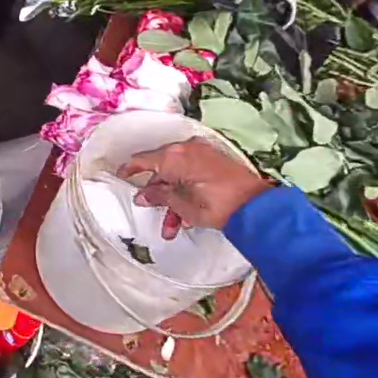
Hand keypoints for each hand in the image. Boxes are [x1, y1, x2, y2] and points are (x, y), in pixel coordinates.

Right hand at [118, 137, 270, 239]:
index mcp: (174, 156)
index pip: (143, 159)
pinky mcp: (214, 161)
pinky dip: (185, 191)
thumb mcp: (183, 205)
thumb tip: (143, 195)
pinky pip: (191, 174)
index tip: (120, 175)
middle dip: (157, 195)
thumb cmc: (218, 205)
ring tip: (172, 228)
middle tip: (151, 211)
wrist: (256, 206)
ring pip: (177, 176)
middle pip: (162, 169)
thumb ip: (160, 196)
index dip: (130, 168)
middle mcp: (187, 149)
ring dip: (172, 200)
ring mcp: (202, 154)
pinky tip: (186, 216)